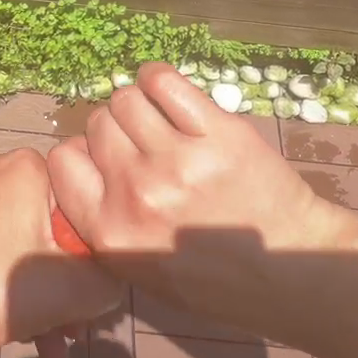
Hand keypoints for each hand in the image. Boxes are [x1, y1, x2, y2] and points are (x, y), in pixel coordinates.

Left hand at [0, 148, 122, 357]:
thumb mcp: (66, 289)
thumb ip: (108, 279)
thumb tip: (114, 277)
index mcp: (30, 166)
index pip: (88, 202)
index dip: (98, 253)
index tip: (97, 296)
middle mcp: (1, 170)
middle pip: (57, 229)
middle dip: (70, 287)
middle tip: (75, 332)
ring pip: (30, 248)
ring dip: (46, 300)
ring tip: (52, 349)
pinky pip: (2, 253)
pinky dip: (15, 291)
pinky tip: (24, 337)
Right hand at [47, 62, 357, 329]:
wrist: (294, 273)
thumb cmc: (215, 278)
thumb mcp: (141, 270)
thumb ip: (102, 219)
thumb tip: (84, 159)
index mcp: (112, 231)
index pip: (63, 159)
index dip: (83, 155)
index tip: (105, 160)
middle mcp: (137, 192)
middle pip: (97, 123)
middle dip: (116, 131)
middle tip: (145, 146)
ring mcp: (177, 160)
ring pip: (126, 98)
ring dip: (139, 105)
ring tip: (162, 123)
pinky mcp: (216, 132)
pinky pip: (163, 80)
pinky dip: (159, 79)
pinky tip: (170, 94)